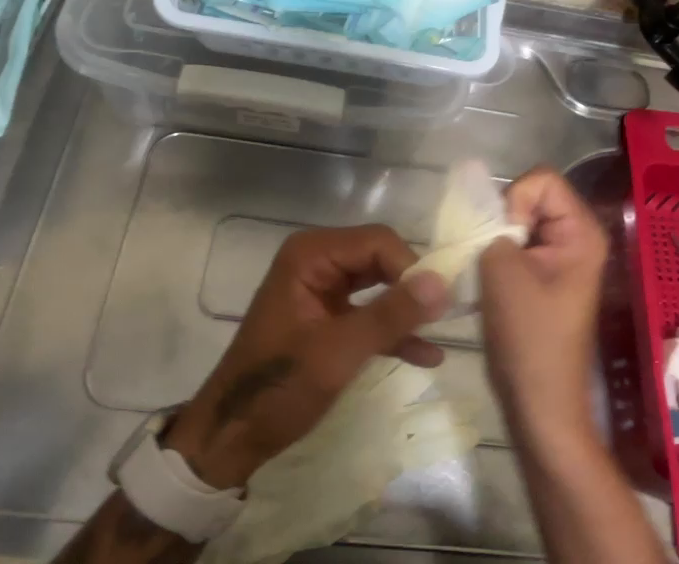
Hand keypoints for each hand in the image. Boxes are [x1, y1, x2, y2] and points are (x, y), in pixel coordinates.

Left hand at [163, 224, 450, 489]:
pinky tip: (426, 355)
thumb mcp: (339, 352)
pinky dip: (393, 331)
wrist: (231, 436)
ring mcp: (321, 291)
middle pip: (381, 258)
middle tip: (447, 317)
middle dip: (412, 287)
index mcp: (310, 255)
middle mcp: (316, 262)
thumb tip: (442, 283)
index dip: (411, 268)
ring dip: (406, 310)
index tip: (439, 305)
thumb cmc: (278, 387)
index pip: (379, 241)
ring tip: (443, 333)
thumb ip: (391, 315)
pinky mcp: (326, 319)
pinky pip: (368, 313)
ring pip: (379, 286)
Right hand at [478, 167, 609, 445]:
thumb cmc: (528, 337)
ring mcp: (562, 259)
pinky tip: (489, 284)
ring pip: (519, 223)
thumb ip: (489, 226)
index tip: (505, 240)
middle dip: (501, 218)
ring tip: (487, 272)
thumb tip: (479, 210)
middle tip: (491, 256)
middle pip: (531, 197)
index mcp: (581, 231)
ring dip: (495, 239)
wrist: (541, 403)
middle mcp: (578, 237)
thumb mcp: (501, 270)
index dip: (514, 199)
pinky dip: (497, 256)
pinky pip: (517, 246)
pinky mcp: (545, 278)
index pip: (542, 178)